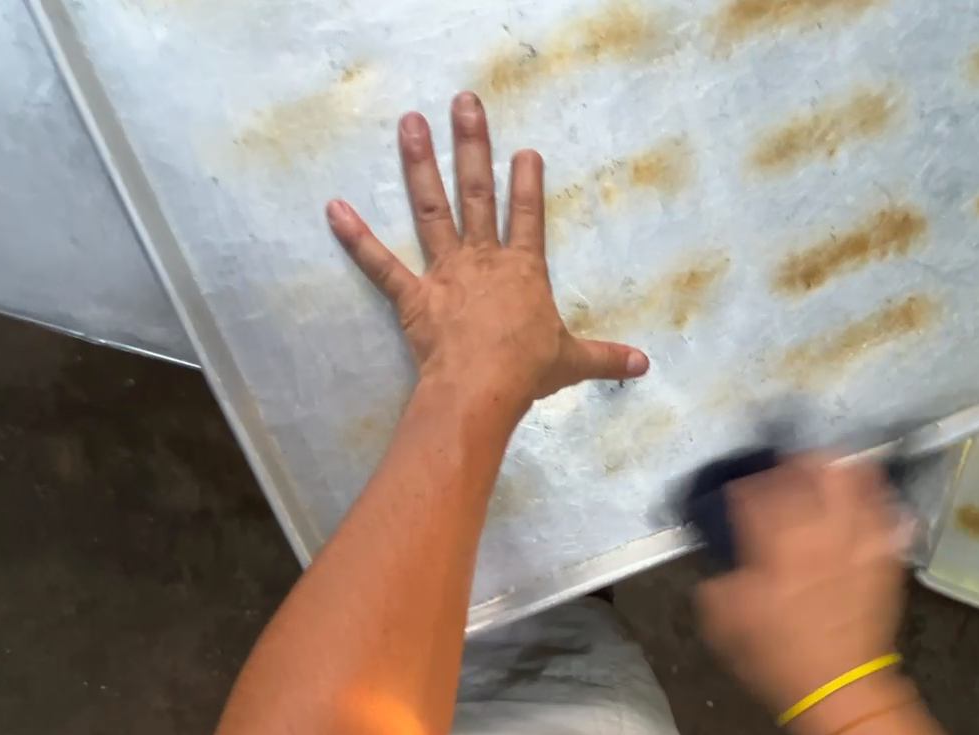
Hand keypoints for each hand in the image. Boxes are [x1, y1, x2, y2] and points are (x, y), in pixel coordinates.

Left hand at [326, 92, 648, 424]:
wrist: (484, 387)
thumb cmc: (528, 370)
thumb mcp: (573, 362)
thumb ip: (607, 359)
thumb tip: (644, 365)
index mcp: (523, 271)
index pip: (528, 218)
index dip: (527, 185)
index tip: (525, 152)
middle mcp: (483, 260)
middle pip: (477, 194)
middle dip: (473, 147)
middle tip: (464, 103)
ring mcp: (446, 275)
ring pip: (432, 211)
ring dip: (420, 166)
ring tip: (410, 124)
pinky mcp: (414, 297)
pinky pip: (380, 266)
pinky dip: (356, 239)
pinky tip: (333, 209)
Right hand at [696, 455, 909, 727]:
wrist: (838, 687)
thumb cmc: (776, 657)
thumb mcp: (726, 623)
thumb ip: (719, 584)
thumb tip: (725, 564)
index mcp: (772, 550)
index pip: (756, 497)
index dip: (746, 487)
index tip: (740, 491)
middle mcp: (815, 536)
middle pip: (807, 474)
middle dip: (792, 463)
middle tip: (785, 466)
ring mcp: (854, 543)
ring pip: (850, 482)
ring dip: (834, 468)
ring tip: (825, 467)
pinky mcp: (882, 556)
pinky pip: (885, 512)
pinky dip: (875, 496)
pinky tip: (866, 492)